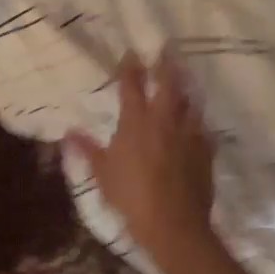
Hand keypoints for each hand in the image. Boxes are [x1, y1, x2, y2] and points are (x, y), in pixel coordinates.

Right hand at [65, 51, 215, 265]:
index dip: (130, 67)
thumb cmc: (131, 196)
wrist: (174, 225)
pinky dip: (198, 123)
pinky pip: (203, 130)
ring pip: (190, 104)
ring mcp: (189, 136)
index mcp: (136, 122)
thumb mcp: (102, 173)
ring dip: (186, 89)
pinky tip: (198, 125)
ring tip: (186, 78)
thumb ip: (87, 149)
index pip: (132, 86)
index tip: (131, 52)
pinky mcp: (206, 153)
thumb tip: (68, 131)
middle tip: (167, 49)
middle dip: (166, 65)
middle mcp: (164, 121)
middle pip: (168, 85)